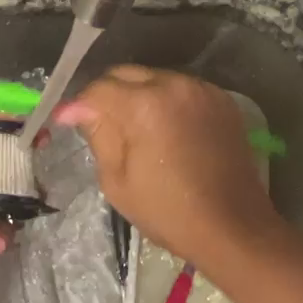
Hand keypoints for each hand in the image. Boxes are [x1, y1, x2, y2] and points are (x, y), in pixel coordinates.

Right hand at [54, 66, 281, 270]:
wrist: (235, 228)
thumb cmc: (169, 212)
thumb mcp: (116, 180)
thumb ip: (97, 135)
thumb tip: (77, 110)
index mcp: (144, 105)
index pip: (98, 89)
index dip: (79, 104)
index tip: (67, 121)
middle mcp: (173, 85)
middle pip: (125, 74)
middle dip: (107, 94)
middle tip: (99, 122)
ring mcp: (201, 89)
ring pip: (153, 78)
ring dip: (137, 95)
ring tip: (135, 127)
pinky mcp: (221, 100)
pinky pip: (180, 89)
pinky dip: (166, 101)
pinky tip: (166, 128)